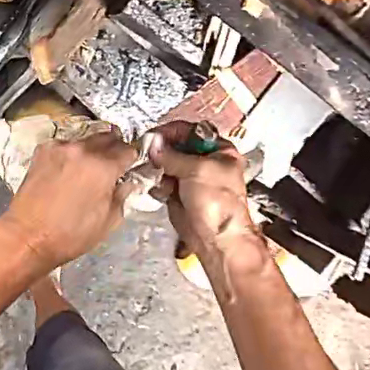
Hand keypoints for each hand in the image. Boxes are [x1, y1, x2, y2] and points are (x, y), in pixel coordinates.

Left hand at [0, 130, 139, 266]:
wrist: (28, 235)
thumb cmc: (70, 235)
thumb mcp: (108, 221)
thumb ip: (122, 195)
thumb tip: (126, 182)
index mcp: (103, 167)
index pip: (127, 150)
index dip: (131, 159)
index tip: (129, 166)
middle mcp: (82, 150)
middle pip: (107, 137)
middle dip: (113, 149)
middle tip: (112, 165)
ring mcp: (60, 147)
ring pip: (85, 139)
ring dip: (91, 149)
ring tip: (88, 168)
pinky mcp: (42, 151)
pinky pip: (64, 144)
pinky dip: (70, 152)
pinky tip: (67, 169)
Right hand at [146, 120, 271, 279]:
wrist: (215, 239)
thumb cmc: (218, 203)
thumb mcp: (197, 170)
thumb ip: (172, 154)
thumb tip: (152, 143)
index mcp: (219, 150)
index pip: (190, 130)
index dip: (172, 132)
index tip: (154, 136)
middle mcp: (205, 161)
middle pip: (176, 146)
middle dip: (162, 151)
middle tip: (150, 154)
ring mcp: (191, 177)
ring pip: (166, 163)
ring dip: (159, 168)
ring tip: (158, 176)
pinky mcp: (179, 192)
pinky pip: (162, 180)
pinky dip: (158, 183)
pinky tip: (161, 190)